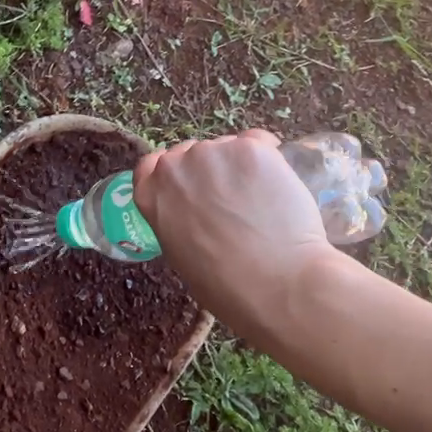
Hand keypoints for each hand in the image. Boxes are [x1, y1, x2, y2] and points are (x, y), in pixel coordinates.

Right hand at [133, 130, 344, 342]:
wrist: (277, 285)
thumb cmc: (226, 286)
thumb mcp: (181, 255)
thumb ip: (177, 221)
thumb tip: (196, 214)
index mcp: (151, 195)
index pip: (151, 165)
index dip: (175, 172)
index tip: (193, 185)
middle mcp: (174, 167)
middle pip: (191, 153)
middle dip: (210, 170)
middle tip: (235, 199)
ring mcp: (212, 153)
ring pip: (227, 147)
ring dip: (240, 165)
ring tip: (263, 198)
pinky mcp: (250, 148)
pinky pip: (260, 144)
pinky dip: (270, 160)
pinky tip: (280, 185)